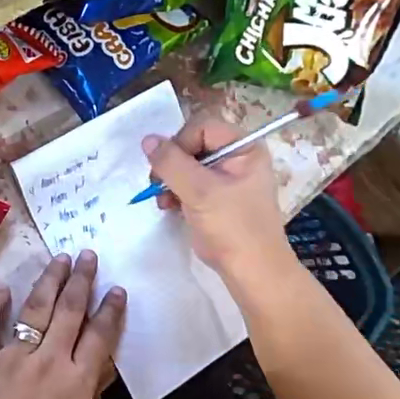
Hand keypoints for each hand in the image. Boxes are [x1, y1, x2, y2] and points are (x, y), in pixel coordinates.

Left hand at [0, 252, 124, 398]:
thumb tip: (99, 377)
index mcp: (76, 384)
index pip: (100, 336)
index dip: (110, 310)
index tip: (116, 289)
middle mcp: (48, 361)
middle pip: (69, 310)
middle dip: (82, 280)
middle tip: (89, 255)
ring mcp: (14, 356)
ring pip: (35, 308)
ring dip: (50, 280)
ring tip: (61, 258)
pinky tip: (2, 289)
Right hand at [143, 118, 294, 282]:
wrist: (252, 272)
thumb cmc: (232, 227)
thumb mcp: (199, 191)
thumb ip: (171, 162)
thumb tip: (147, 140)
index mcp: (244, 148)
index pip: (203, 127)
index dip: (181, 142)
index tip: (169, 168)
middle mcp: (237, 157)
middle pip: (193, 144)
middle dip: (172, 164)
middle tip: (158, 183)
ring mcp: (227, 178)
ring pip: (187, 164)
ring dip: (170, 179)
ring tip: (163, 199)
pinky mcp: (216, 198)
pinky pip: (189, 182)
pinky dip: (175, 192)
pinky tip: (168, 206)